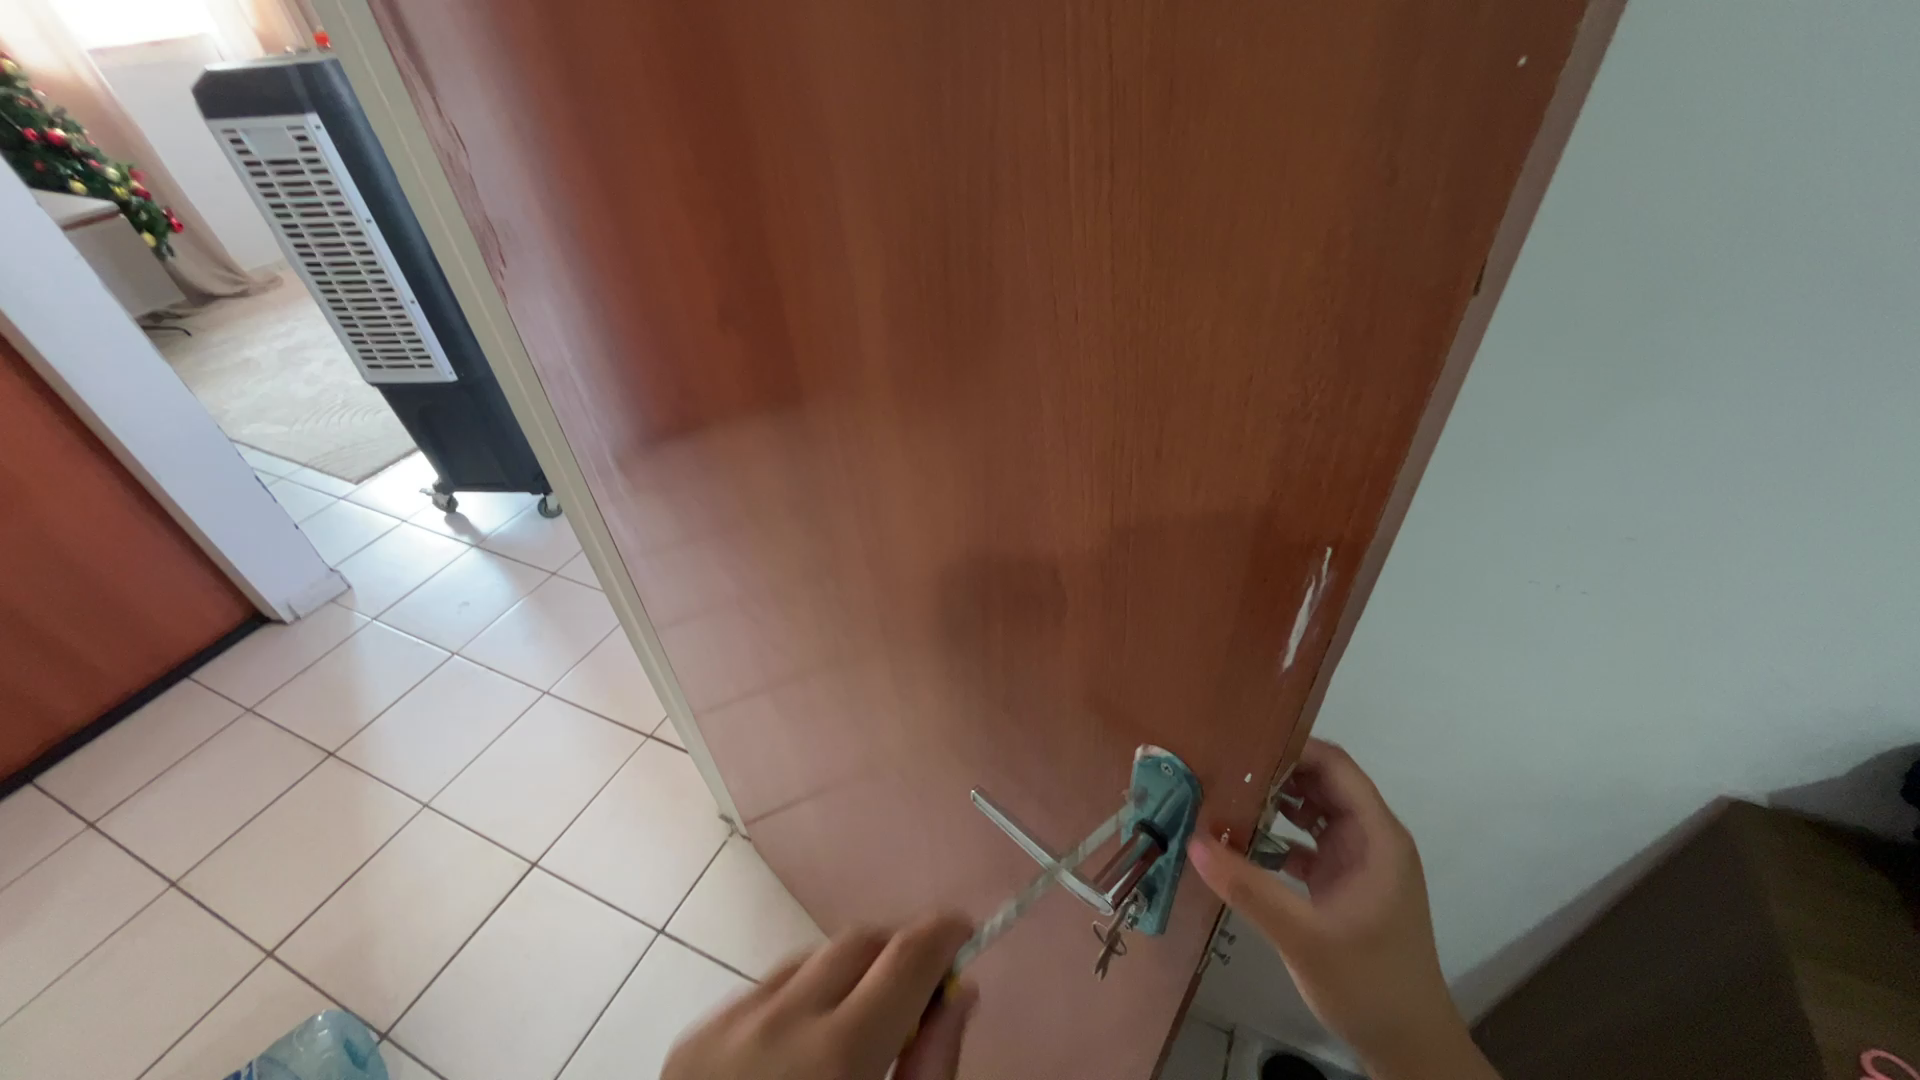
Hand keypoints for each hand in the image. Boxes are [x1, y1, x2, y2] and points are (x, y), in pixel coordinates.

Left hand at [663, 914, 978, 1079]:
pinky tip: (797, 1054)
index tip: (963, 933)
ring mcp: (729, 1024)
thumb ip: (932, 1065)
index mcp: (837, 1054)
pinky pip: (762, 992)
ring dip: (844, 976)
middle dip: (897, 950)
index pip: (906, 956)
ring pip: (809, 961)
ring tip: (853, 1029)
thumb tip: (960, 992)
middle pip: (858, 941)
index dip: (943, 934)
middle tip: (918, 986)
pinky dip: (796, 1003)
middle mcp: (780, 1021)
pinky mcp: (693, 1037)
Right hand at [1186, 740, 1495, 1079]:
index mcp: (1377, 837)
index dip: (1293, 748)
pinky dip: (1274, 836)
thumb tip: (1192, 841)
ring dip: (1271, 803)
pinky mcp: (1342, 884)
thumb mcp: (1303, 936)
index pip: (1335, 768)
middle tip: (1219, 765)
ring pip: (1311, 812)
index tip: (1240, 741)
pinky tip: (1236, 840)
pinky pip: (1305, 843)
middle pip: (1321, 784)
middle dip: (1273, 771)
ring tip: (1220, 793)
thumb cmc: (1368, 985)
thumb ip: (1249, 887)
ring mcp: (1357, 862)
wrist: (1408, 1047)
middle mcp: (1370, 839)